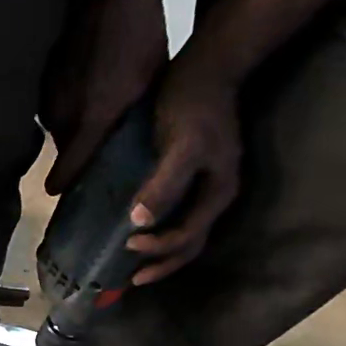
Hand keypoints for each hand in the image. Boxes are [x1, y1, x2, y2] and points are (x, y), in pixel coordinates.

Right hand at [42, 0, 168, 196]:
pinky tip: (85, 92)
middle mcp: (65, 110)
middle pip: (65, 148)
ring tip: (93, 121)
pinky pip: (52, 104)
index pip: (68, 167)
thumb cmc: (141, 39)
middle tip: (95, 155)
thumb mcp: (150, 87)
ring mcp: (51, 91)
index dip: (64, 184)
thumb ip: (134, 123)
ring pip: (58, 126)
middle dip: (76, 155)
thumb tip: (131, 149)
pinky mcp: (45, 74)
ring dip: (71, 129)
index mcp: (93, 118)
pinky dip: (66, 106)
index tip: (59, 195)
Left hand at [124, 58, 241, 285]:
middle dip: (161, 264)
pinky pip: (180, 213)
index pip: (188, 238)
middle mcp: (216, 197)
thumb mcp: (180, 145)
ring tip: (135, 265)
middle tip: (130, 280)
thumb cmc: (193, 104)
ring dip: (162, 252)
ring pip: (186, 232)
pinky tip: (142, 230)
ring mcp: (208, 187)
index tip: (128, 245)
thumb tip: (141, 222)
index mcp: (218, 195)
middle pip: (190, 245)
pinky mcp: (196, 176)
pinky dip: (161, 228)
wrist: (208, 65)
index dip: (158, 249)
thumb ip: (164, 185)